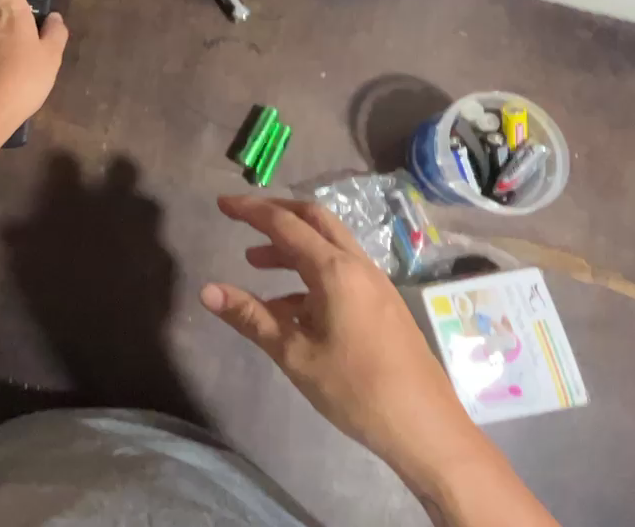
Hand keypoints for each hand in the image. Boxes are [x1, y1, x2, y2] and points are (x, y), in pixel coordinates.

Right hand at [200, 195, 484, 483]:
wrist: (428, 431)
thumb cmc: (356, 390)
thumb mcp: (294, 354)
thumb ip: (250, 316)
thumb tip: (205, 291)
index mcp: (334, 271)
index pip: (284, 224)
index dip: (250, 210)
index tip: (222, 203)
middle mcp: (357, 266)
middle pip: (314, 219)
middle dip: (276, 213)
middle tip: (243, 218)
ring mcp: (375, 284)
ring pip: (328, 244)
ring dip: (291, 245)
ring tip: (255, 263)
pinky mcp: (383, 304)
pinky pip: (340, 270)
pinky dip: (309, 272)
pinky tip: (289, 307)